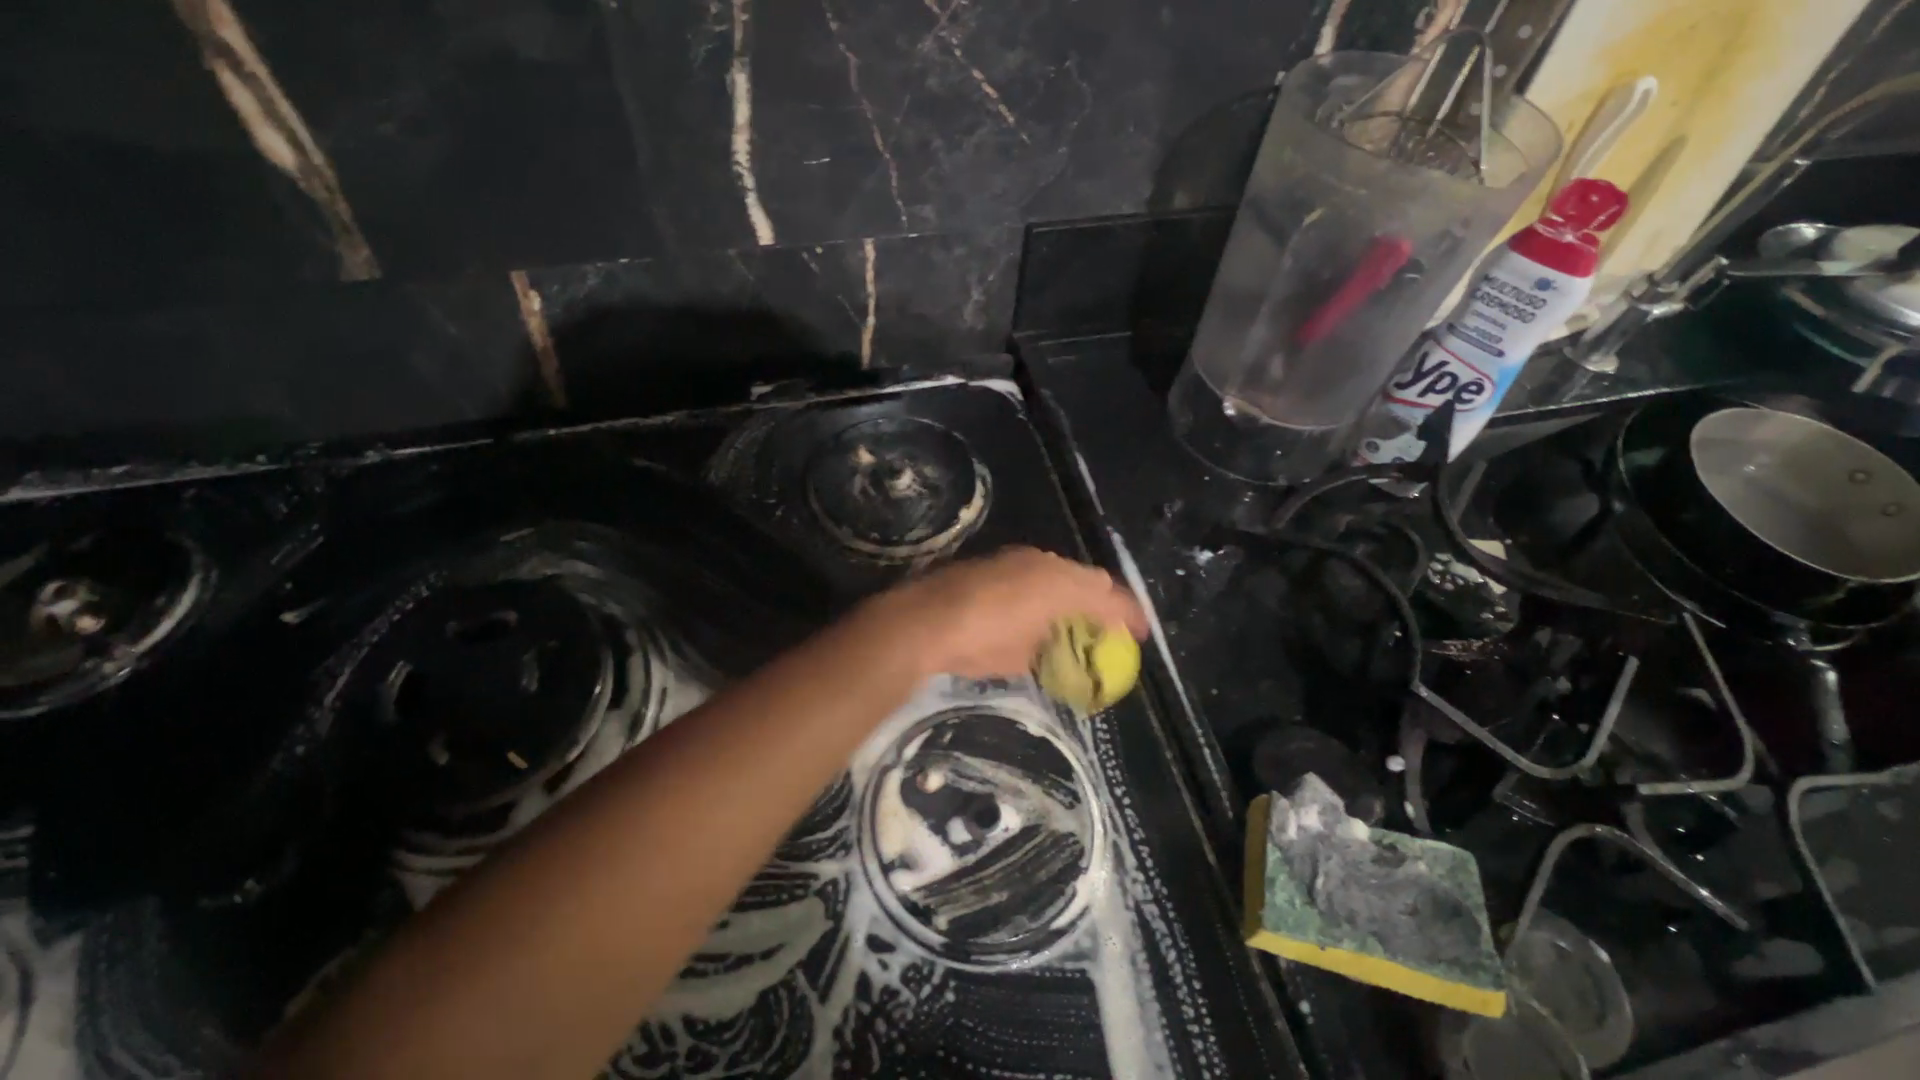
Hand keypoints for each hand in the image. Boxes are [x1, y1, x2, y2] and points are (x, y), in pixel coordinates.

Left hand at [855, 546, 1147, 679]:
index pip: (1108, 595)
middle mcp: (1043, 562)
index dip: (1129, 614)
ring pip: (1058, 571)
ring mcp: (1015, 558)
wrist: (920, 621)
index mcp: (1061, 583)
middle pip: (1086, 578)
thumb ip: (1049, 646)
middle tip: (1109, 626)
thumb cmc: (978, 643)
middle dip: (1102, 601)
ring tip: (1073, 621)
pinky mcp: (990, 561)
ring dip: (1070, 593)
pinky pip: (1031, 572)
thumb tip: (1055, 644)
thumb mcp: (1021, 656)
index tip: (1142, 632)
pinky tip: (1031, 612)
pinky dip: (1042, 590)